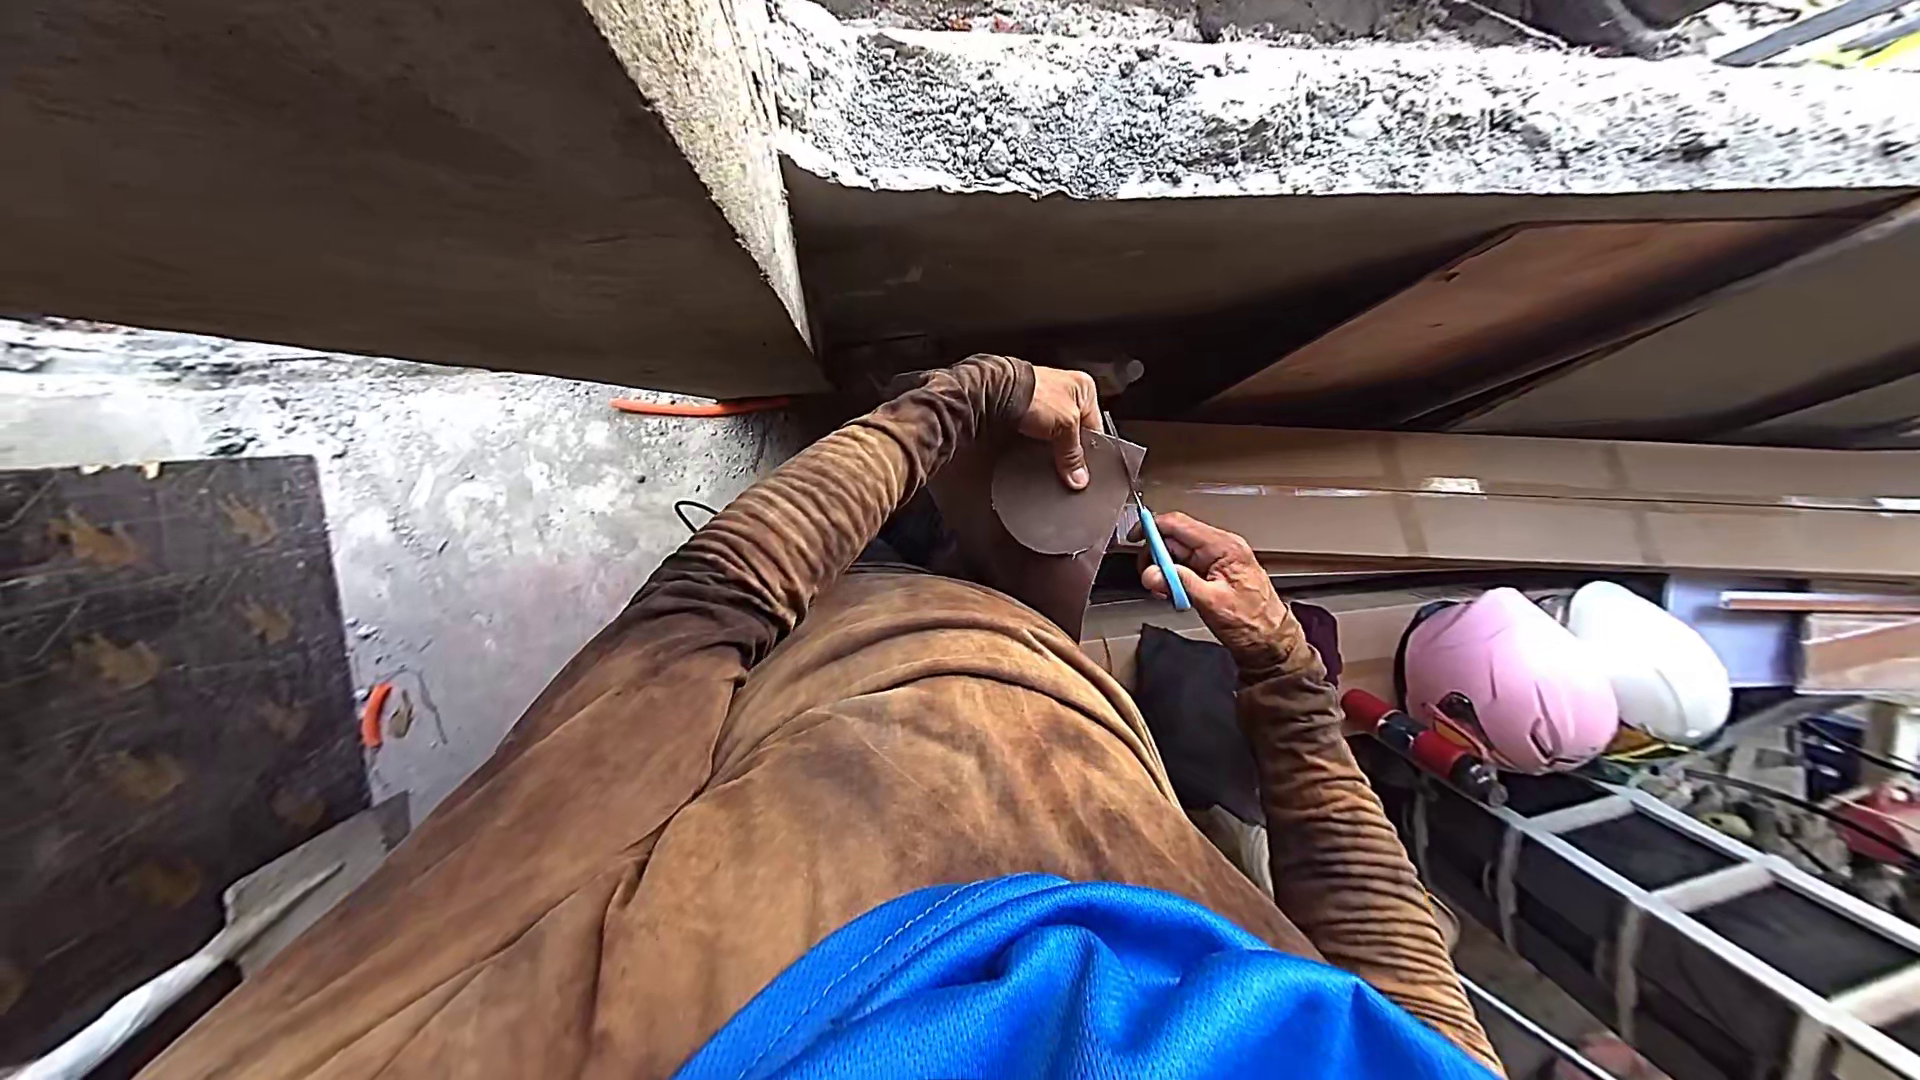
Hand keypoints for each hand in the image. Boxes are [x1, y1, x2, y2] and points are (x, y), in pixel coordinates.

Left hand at [1018, 366, 1101, 489]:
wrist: (997, 392)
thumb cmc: (1034, 394)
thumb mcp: (1067, 425)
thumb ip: (1074, 453)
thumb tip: (1080, 477)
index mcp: (1084, 388)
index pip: (1096, 426)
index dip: (1092, 449)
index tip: (1085, 469)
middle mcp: (1065, 393)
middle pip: (1074, 433)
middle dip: (1068, 450)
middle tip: (1066, 466)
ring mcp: (1043, 403)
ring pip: (1053, 436)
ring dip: (1049, 449)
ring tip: (1046, 458)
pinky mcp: (1024, 413)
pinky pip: (1035, 436)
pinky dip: (1033, 446)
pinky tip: (1031, 453)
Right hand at [1137, 511, 1295, 671]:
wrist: (1270, 642)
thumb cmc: (1254, 623)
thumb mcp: (1212, 602)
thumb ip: (1179, 583)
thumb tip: (1152, 573)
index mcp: (1223, 546)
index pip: (1179, 524)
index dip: (1152, 528)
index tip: (1134, 538)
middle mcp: (1219, 548)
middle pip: (1173, 539)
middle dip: (1155, 557)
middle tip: (1150, 577)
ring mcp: (1214, 560)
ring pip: (1175, 554)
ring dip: (1163, 571)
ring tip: (1165, 591)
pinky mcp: (1210, 572)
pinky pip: (1182, 568)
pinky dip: (1171, 579)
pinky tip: (1174, 593)